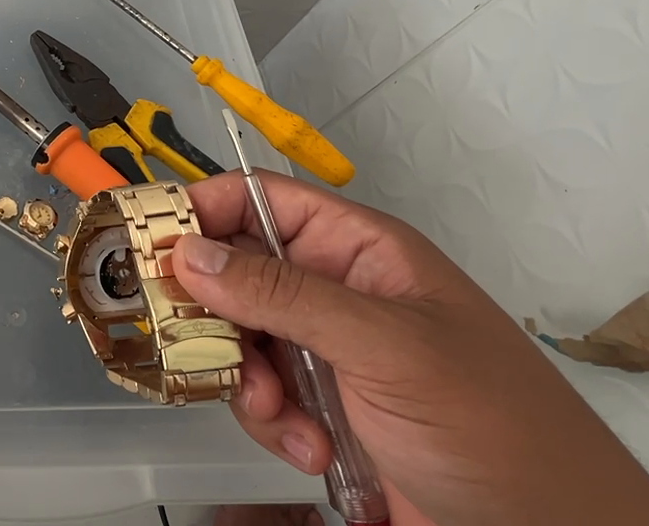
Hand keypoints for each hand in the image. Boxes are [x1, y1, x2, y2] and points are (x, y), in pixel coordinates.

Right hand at [171, 172, 648, 525]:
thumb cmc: (496, 428)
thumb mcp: (386, 348)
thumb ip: (284, 294)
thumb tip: (189, 251)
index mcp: (356, 249)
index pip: (258, 199)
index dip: (203, 210)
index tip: (152, 241)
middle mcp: (333, 289)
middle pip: (234, 270)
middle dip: (215, 313)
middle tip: (200, 343)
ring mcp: (324, 348)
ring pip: (236, 335)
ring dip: (244, 378)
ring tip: (281, 418)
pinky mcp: (319, 403)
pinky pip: (258, 391)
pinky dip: (269, 420)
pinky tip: (310, 450)